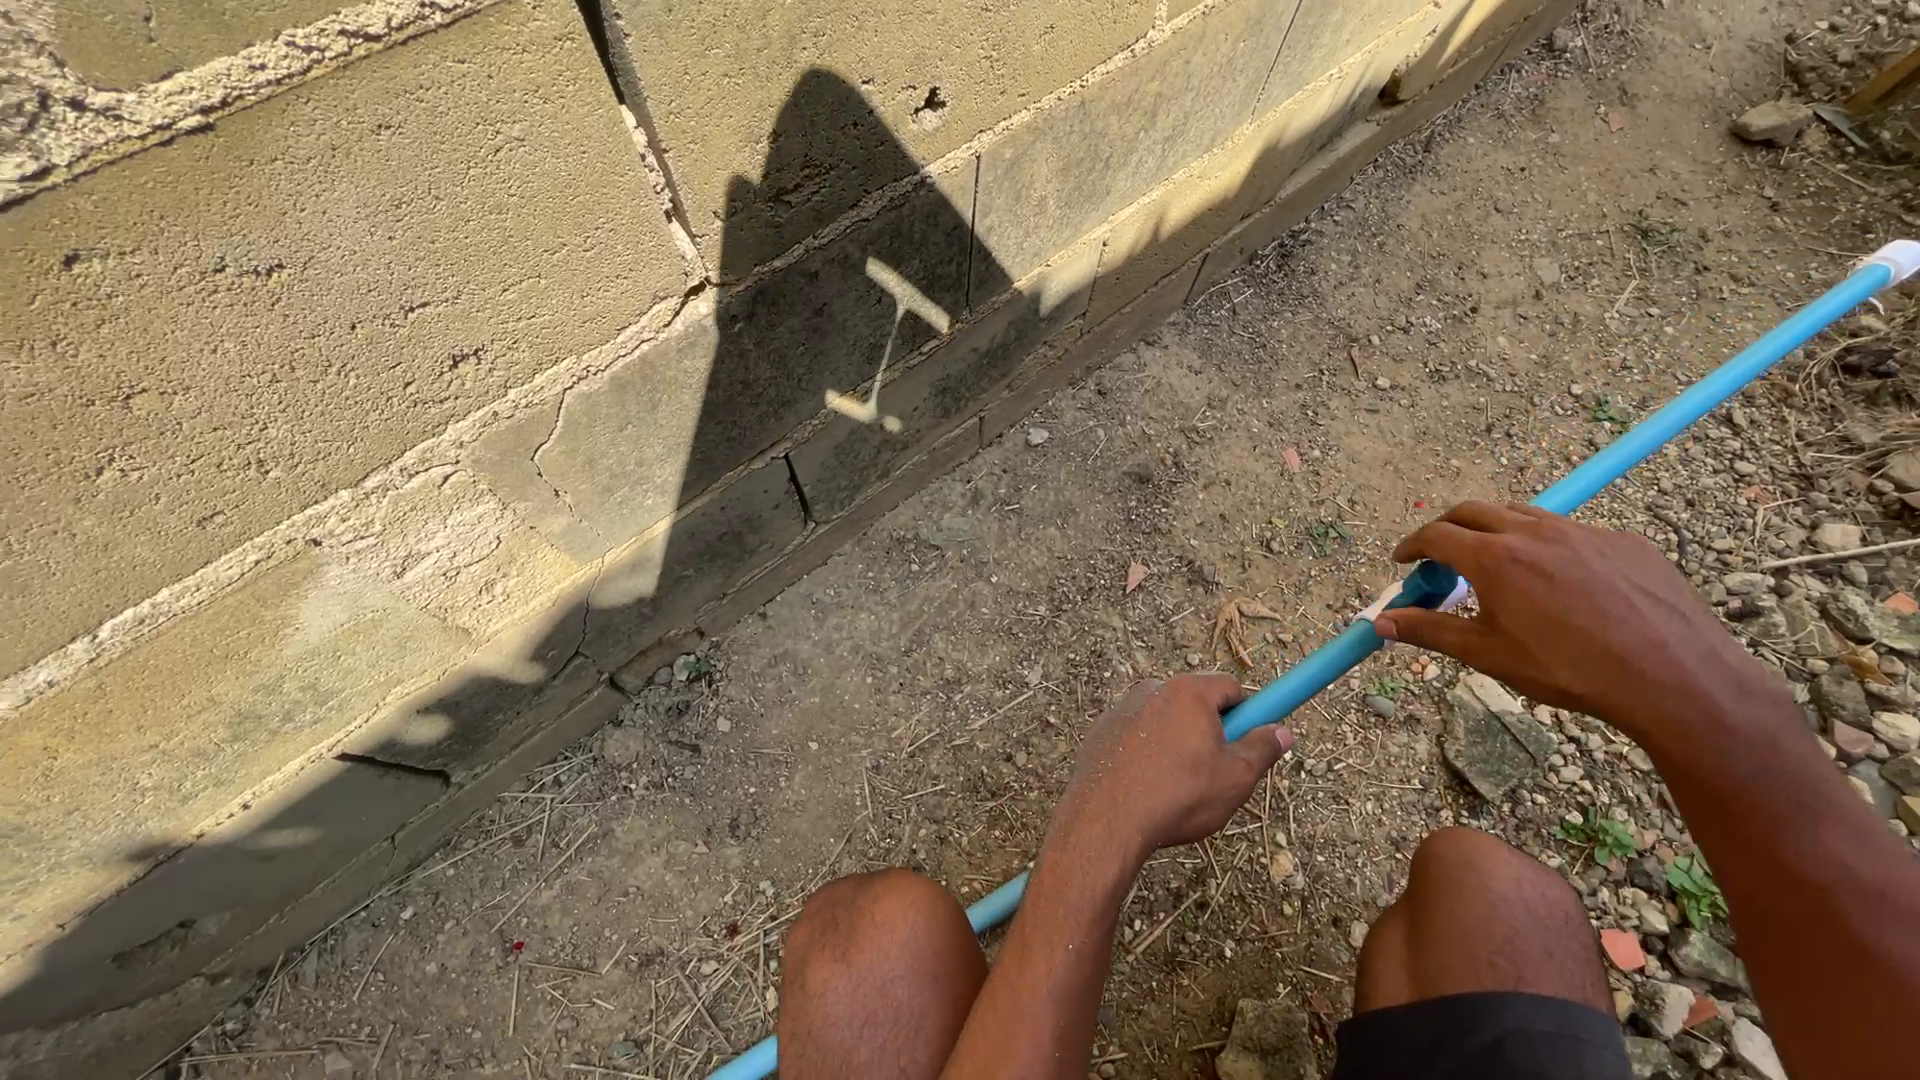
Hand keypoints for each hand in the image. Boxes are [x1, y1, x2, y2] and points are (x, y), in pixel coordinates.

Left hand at [1057, 675, 1292, 859]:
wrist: (1106, 820)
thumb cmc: (1178, 796)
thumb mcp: (1235, 777)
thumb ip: (1262, 749)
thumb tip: (1281, 732)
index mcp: (1188, 692)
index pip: (1230, 687)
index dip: (1248, 713)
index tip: (1254, 738)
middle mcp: (1152, 690)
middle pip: (1195, 702)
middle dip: (1211, 730)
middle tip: (1217, 770)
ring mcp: (1121, 709)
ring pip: (1165, 720)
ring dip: (1178, 742)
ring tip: (1179, 785)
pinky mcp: (1101, 731)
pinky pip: (1136, 735)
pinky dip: (1147, 752)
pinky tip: (1148, 786)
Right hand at [1371, 501, 1779, 744]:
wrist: (1675, 678)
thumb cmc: (1568, 669)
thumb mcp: (1487, 654)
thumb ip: (1428, 631)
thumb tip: (1381, 622)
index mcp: (1494, 558)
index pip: (1435, 534)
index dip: (1411, 546)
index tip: (1403, 561)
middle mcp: (1535, 532)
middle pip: (1474, 510)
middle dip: (1447, 528)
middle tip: (1440, 557)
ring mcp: (1585, 532)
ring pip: (1524, 516)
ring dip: (1497, 531)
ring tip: (1497, 567)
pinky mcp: (1627, 542)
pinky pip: (1574, 534)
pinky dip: (1550, 548)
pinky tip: (1562, 586)